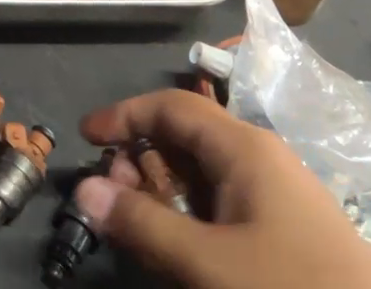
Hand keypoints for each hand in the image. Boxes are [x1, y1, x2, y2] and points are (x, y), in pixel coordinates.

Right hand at [76, 90, 370, 288]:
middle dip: (142, 161)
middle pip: (184, 137)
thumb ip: (142, 224)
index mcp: (244, 147)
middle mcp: (260, 158)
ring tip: (145, 229)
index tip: (86, 140)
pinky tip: (184, 249)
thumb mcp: (209, 263)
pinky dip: (192, 215)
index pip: (170, 106)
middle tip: (116, 200)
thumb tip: (83, 189)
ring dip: (164, 193)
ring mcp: (277, 194)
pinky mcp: (287, 230)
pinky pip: (224, 203)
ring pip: (203, 173)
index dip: (124, 116)